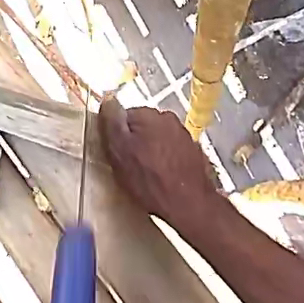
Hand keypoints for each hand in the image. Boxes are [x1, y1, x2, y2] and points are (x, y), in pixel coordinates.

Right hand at [99, 100, 221, 230]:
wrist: (191, 205)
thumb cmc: (149, 179)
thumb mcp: (119, 151)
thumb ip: (111, 122)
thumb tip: (108, 97)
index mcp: (147, 113)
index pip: (122, 117)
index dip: (117, 137)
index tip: (118, 155)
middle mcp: (167, 117)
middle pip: (142, 127)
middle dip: (136, 143)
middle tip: (132, 167)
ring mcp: (184, 134)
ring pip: (159, 139)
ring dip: (153, 151)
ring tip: (150, 175)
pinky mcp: (196, 152)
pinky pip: (174, 151)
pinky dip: (168, 160)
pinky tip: (166, 178)